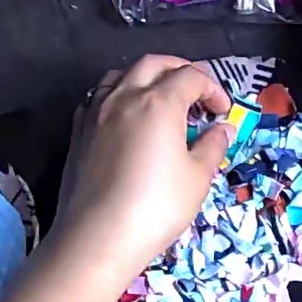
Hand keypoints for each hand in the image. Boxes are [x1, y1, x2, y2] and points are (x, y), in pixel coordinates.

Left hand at [55, 55, 231, 276]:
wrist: (98, 238)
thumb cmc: (157, 206)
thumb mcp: (198, 177)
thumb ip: (213, 146)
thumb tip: (222, 129)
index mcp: (159, 102)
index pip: (191, 77)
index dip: (213, 89)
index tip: (223, 112)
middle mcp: (125, 97)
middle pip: (154, 64)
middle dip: (181, 71)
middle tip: (197, 94)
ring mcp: (96, 112)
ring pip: (123, 74)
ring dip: (147, 78)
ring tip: (162, 101)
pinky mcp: (78, 132)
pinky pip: (101, 97)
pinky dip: (121, 96)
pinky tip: (129, 120)